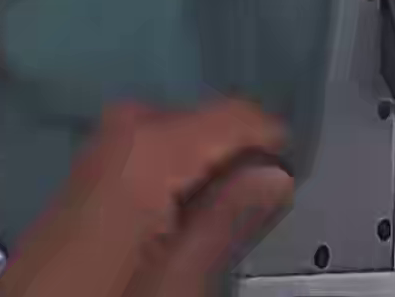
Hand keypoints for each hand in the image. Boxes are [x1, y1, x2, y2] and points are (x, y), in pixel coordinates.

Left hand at [0, 101, 293, 296]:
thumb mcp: (172, 286)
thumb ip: (229, 220)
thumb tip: (279, 175)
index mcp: (151, 144)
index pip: (239, 115)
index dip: (274, 142)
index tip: (293, 177)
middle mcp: (131, 123)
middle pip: (216, 120)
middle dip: (243, 156)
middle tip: (256, 209)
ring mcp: (111, 136)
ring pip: (193, 131)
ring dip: (215, 164)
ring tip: (221, 217)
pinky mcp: (100, 154)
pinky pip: (165, 141)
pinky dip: (187, 167)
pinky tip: (185, 211)